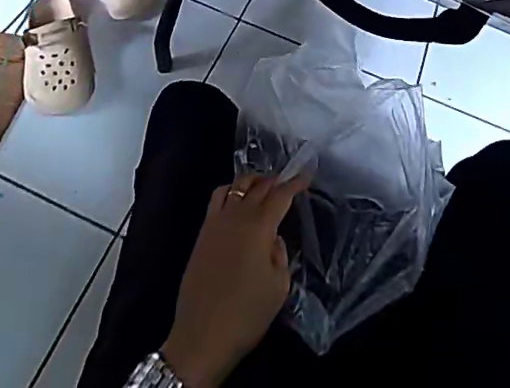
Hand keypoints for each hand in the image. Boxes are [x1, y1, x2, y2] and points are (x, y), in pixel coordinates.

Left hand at [162, 172, 310, 387]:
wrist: (202, 337)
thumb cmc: (246, 314)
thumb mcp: (279, 286)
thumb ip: (280, 253)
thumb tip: (273, 238)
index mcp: (260, 226)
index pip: (281, 195)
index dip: (295, 182)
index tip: (307, 173)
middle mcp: (238, 216)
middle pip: (259, 186)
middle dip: (276, 180)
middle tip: (288, 181)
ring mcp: (217, 222)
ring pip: (236, 185)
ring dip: (253, 181)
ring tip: (263, 186)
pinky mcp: (203, 233)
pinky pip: (217, 198)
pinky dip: (230, 190)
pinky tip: (236, 200)